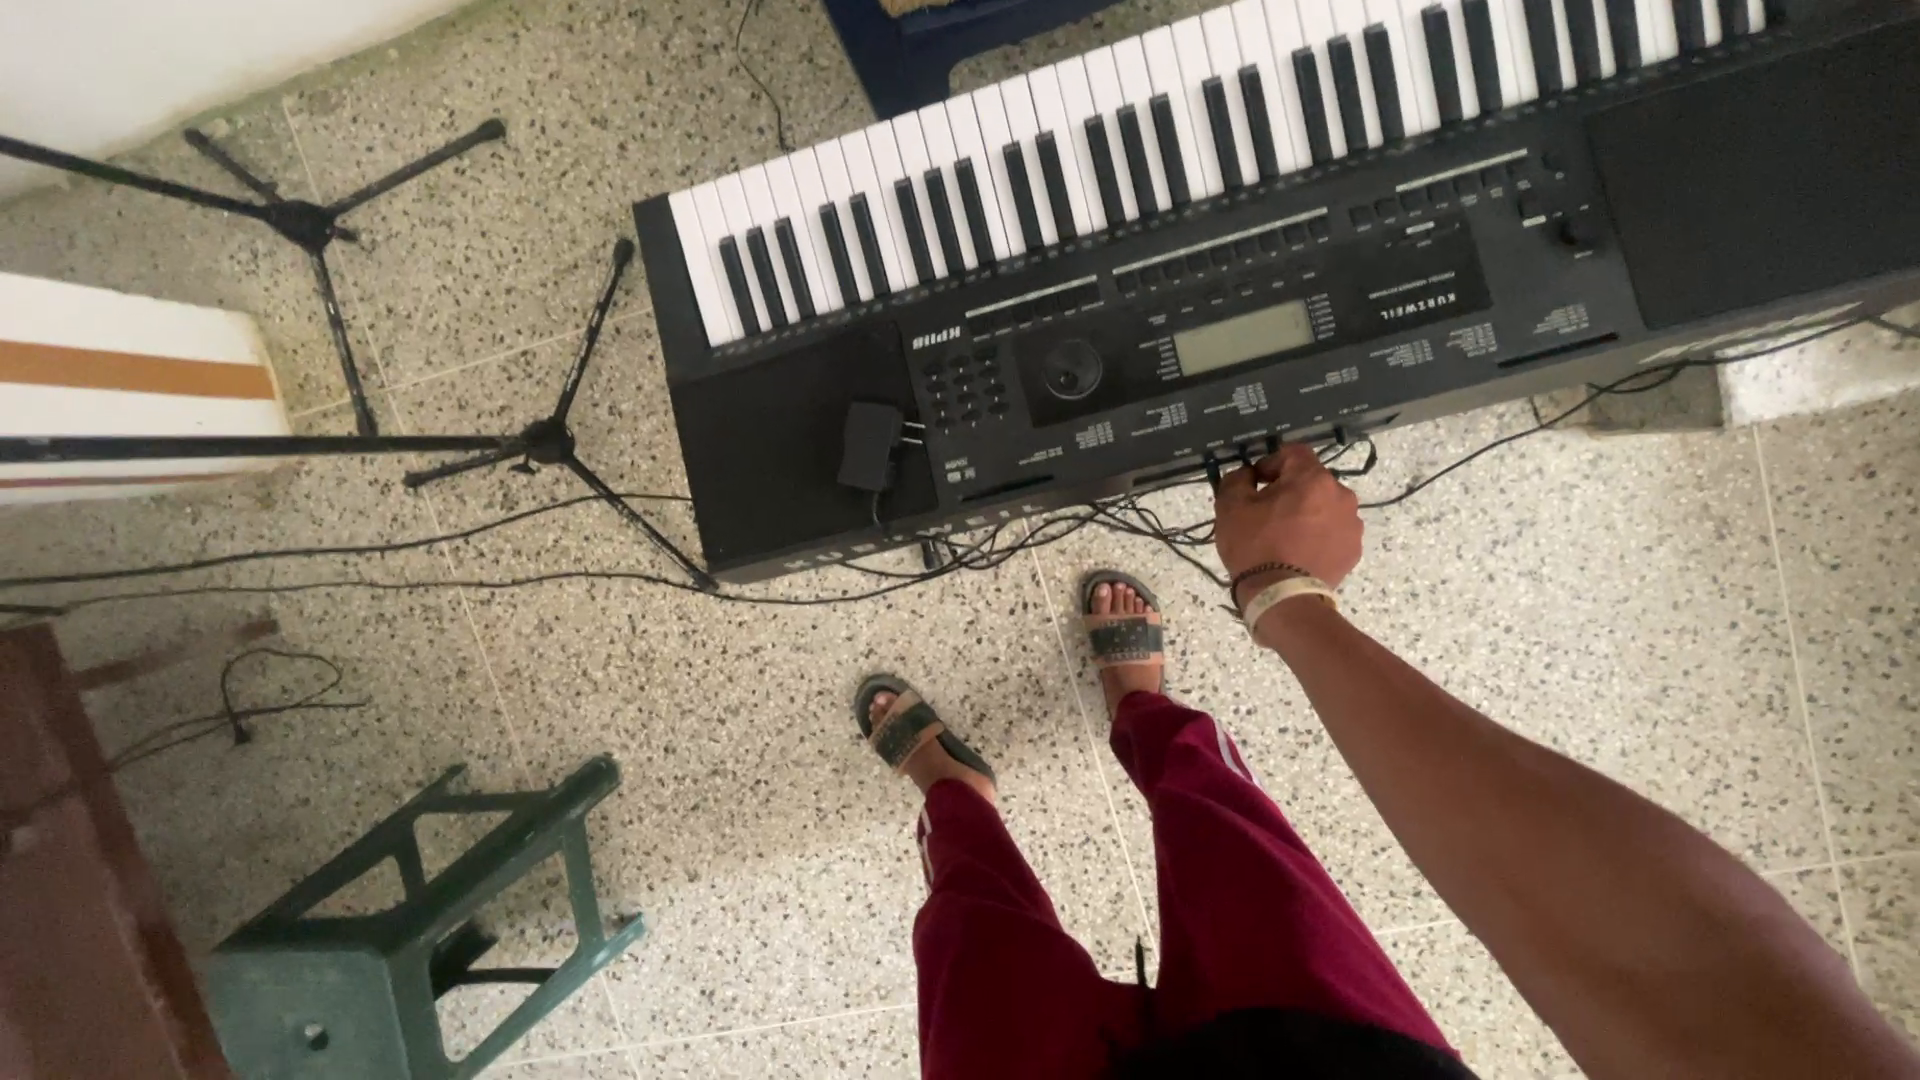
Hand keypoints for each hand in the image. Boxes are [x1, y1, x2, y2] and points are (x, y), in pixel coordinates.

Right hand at [1214, 443, 1363, 592]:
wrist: (1282, 596)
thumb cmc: (1255, 545)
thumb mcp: (1230, 507)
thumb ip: (1237, 479)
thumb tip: (1247, 475)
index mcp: (1312, 479)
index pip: (1293, 452)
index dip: (1270, 462)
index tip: (1255, 482)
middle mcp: (1340, 494)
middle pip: (1311, 481)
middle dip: (1289, 490)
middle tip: (1265, 513)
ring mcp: (1351, 523)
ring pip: (1324, 506)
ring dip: (1306, 512)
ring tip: (1284, 536)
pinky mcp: (1353, 549)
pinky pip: (1332, 531)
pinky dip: (1317, 535)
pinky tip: (1298, 552)